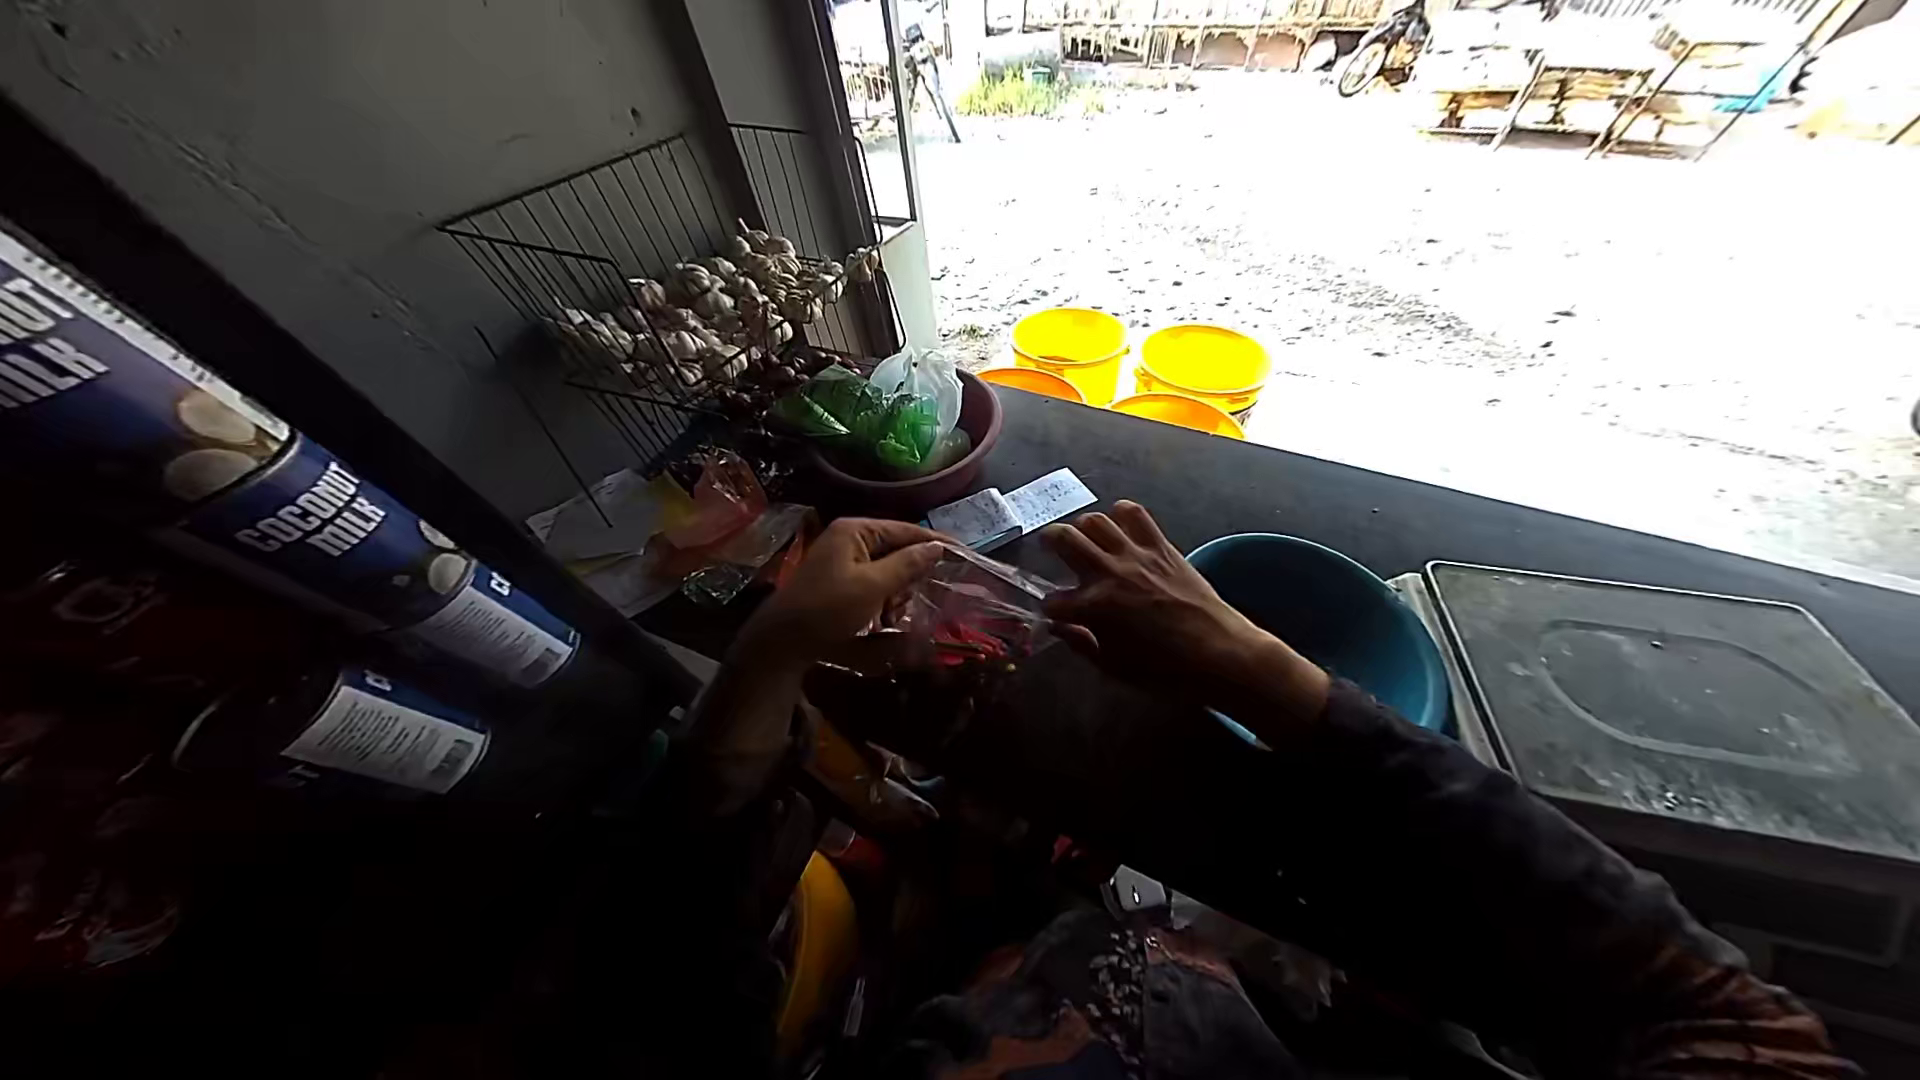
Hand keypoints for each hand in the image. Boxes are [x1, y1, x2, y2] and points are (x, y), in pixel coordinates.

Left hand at [733, 517, 944, 670]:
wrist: (783, 641)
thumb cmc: (828, 609)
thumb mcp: (873, 587)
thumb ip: (907, 564)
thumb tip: (937, 547)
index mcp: (856, 530)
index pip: (907, 530)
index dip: (936, 543)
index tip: (964, 555)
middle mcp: (851, 538)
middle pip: (899, 550)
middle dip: (908, 577)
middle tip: (905, 601)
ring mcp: (845, 559)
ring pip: (890, 570)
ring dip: (896, 593)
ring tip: (888, 615)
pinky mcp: (842, 580)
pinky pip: (876, 583)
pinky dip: (883, 600)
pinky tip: (881, 619)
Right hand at [1041, 501, 1328, 725]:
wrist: (1220, 654)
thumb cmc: (1164, 670)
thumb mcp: (1113, 667)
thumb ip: (1080, 644)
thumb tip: (1058, 628)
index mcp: (1093, 608)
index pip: (1053, 601)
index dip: (1050, 608)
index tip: (1056, 614)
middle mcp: (1109, 574)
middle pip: (1063, 539)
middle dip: (1048, 542)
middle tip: (1050, 550)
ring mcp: (1136, 556)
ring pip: (1095, 520)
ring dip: (1083, 529)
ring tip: (1086, 540)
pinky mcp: (1161, 547)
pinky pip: (1135, 514)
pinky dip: (1122, 515)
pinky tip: (1120, 529)